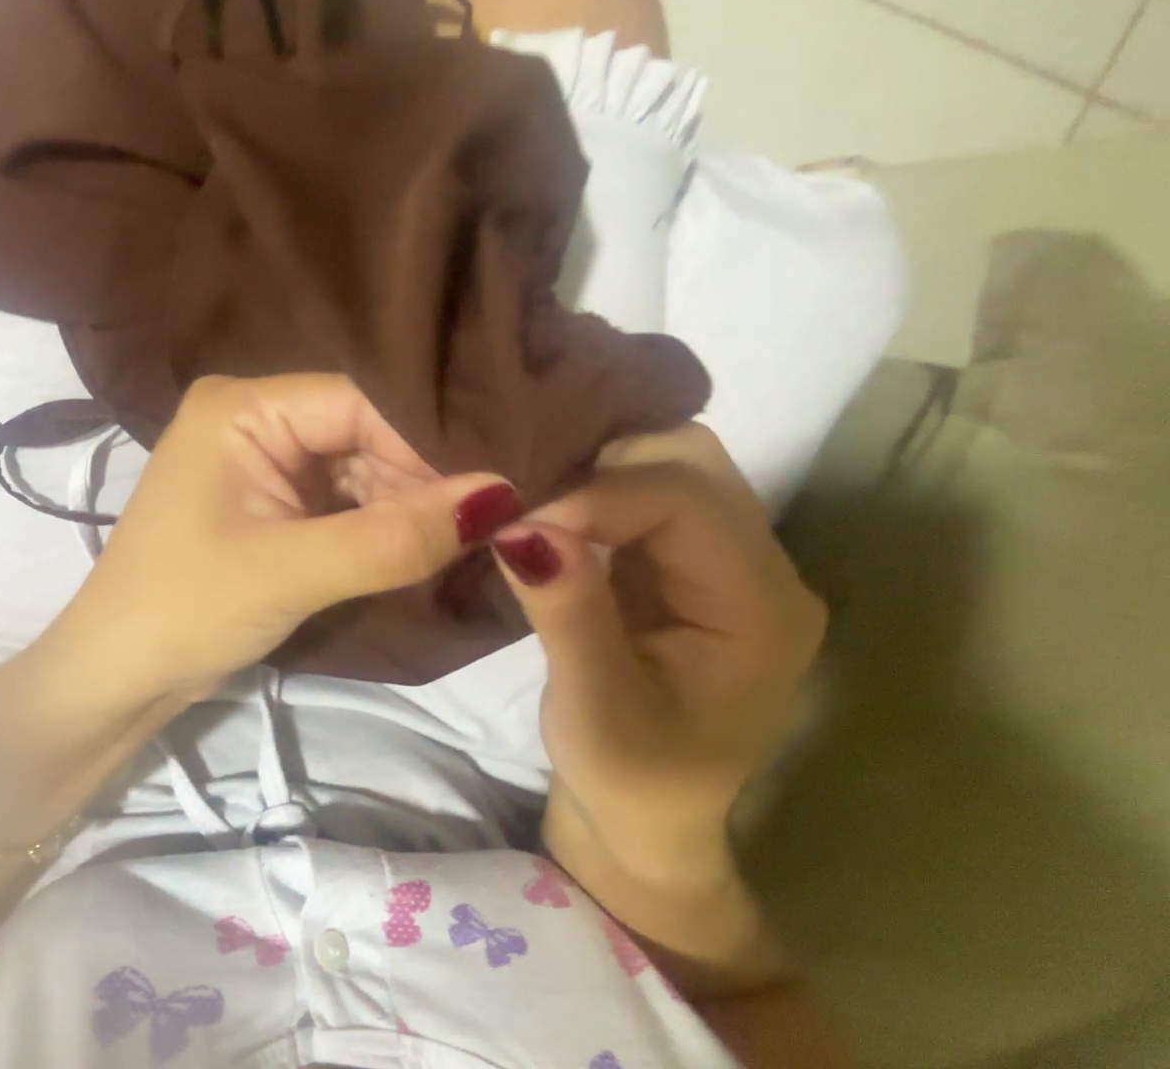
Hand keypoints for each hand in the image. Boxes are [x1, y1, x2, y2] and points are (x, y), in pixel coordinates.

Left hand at [47, 373, 519, 707]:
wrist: (117, 675)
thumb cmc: (186, 609)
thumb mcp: (292, 572)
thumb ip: (393, 536)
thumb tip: (504, 498)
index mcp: (241, 407)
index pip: (359, 401)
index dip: (426, 443)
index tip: (494, 491)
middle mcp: (250, 419)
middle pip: (361, 434)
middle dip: (418, 482)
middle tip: (491, 524)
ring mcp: (258, 464)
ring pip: (356, 471)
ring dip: (402, 510)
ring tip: (466, 542)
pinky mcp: (265, 507)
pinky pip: (337, 503)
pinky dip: (375, 528)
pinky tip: (421, 551)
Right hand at [490, 424, 825, 888]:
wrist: (649, 818)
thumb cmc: (629, 777)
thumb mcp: (593, 706)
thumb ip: (568, 611)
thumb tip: (519, 523)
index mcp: (761, 608)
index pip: (685, 499)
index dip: (596, 496)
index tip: (516, 526)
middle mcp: (765, 570)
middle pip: (692, 461)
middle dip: (602, 469)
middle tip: (528, 509)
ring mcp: (731, 564)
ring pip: (670, 467)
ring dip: (598, 477)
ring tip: (536, 514)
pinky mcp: (693, 568)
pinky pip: (649, 498)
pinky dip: (598, 496)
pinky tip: (556, 525)